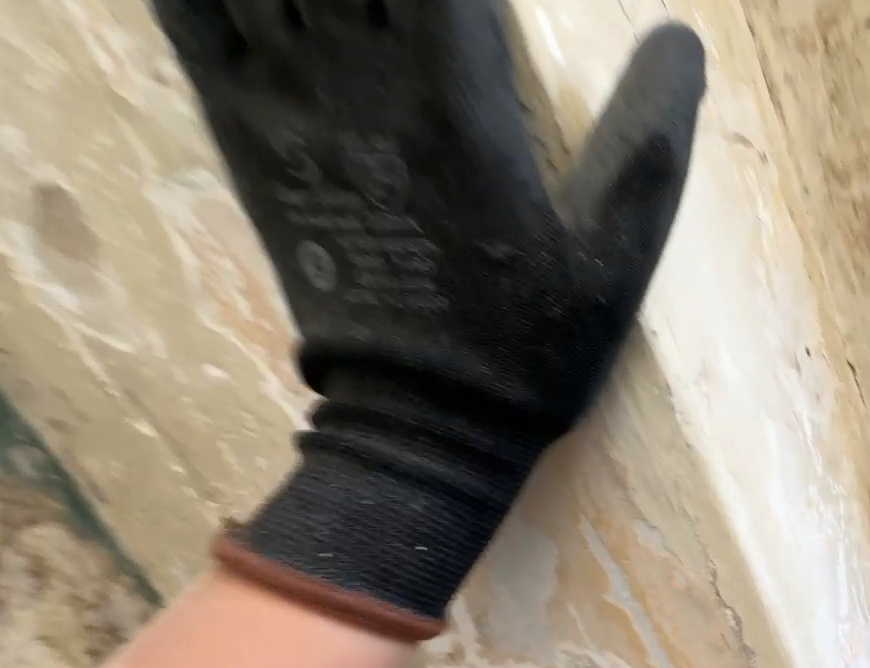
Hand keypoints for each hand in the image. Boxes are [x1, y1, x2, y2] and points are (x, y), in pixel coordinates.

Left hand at [152, 0, 704, 638]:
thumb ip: (648, 146)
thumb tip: (681, 37)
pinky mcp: (248, 137)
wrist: (426, 423)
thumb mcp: (616, 261)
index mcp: (462, 105)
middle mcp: (363, 81)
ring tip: (373, 0)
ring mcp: (292, 105)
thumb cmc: (530, 347)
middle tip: (434, 2)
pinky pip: (188, 9)